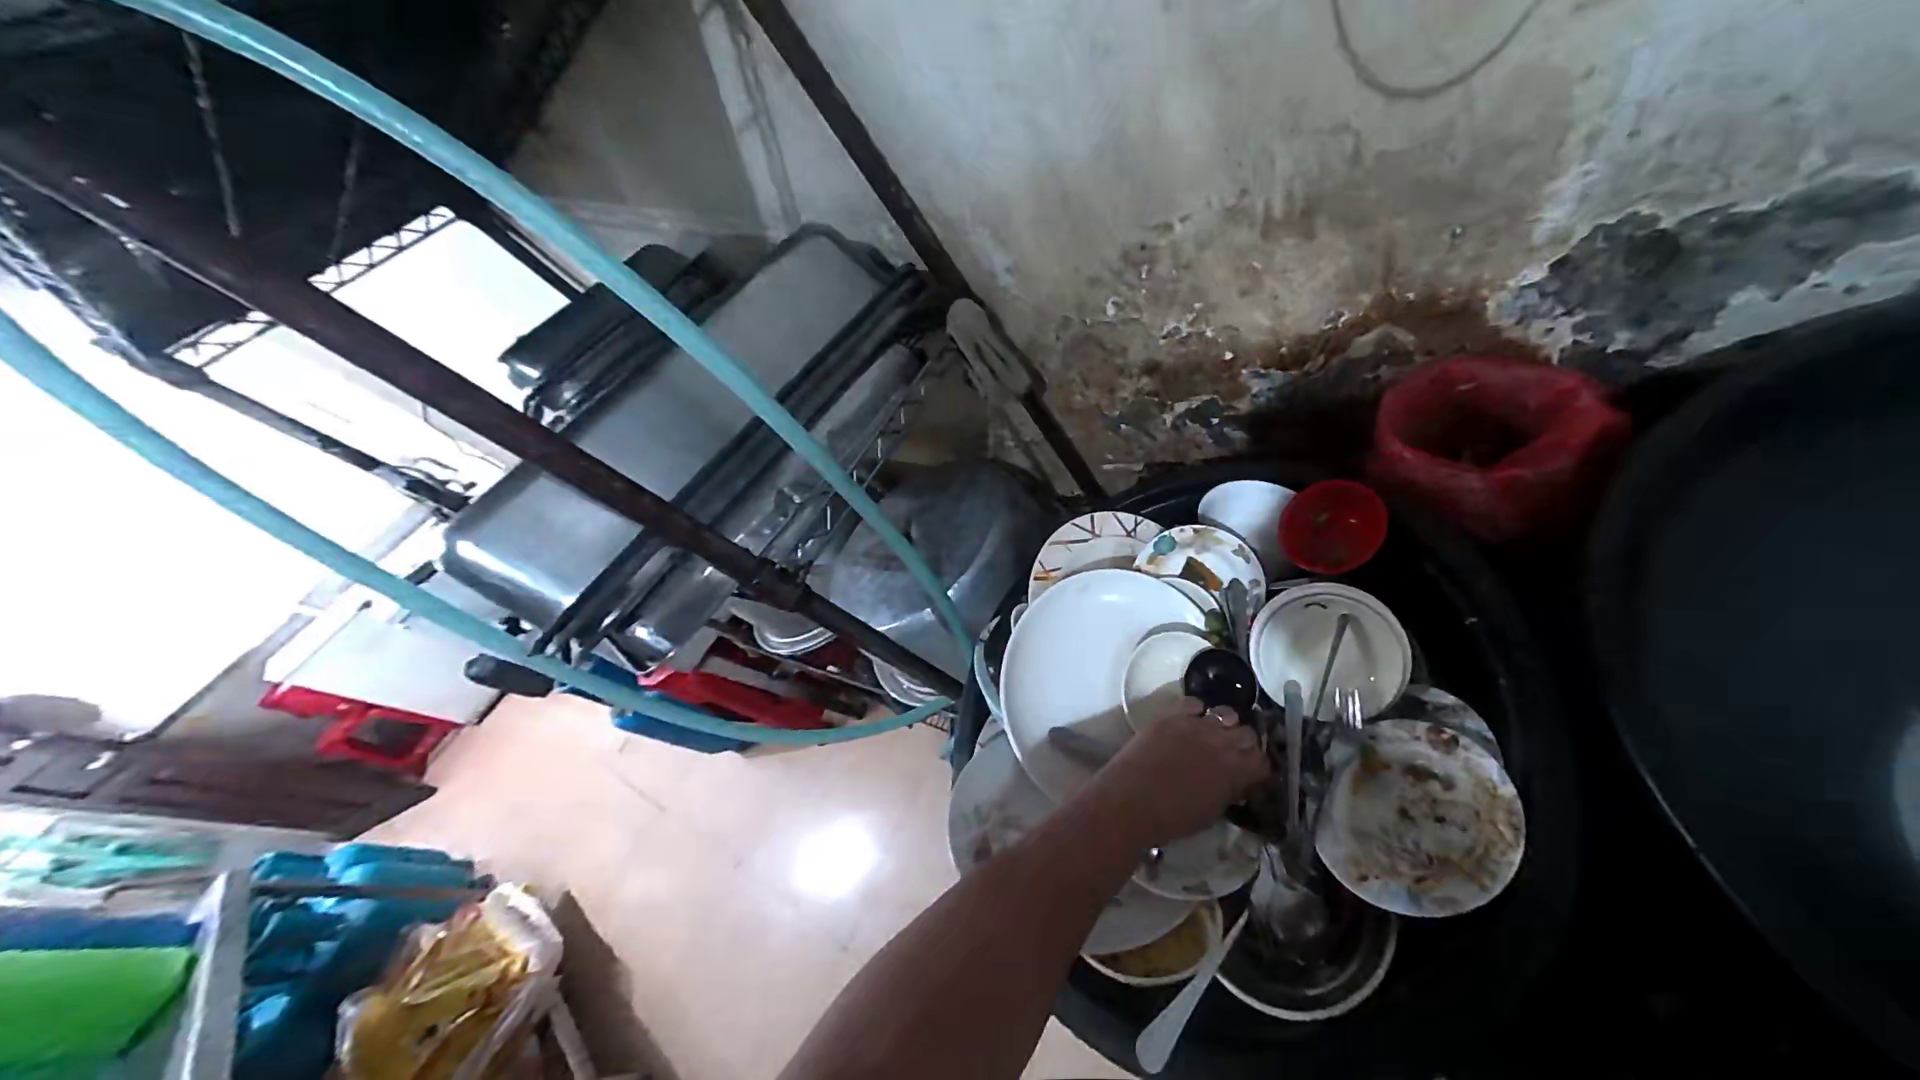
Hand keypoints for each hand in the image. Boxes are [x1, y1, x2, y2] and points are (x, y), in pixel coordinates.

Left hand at [1078, 698, 1270, 848]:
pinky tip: (1189, 720)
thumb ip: (1229, 791)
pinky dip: (1195, 710)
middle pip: (1247, 734)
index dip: (1258, 767)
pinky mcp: (1171, 717)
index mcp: (1237, 771)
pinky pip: (1193, 703)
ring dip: (1223, 724)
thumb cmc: (1172, 819)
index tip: (1252, 773)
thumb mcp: (1212, 812)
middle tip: (1232, 753)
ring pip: (1225, 714)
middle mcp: (1223, 743)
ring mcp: (1196, 725)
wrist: (1129, 802)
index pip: (1263, 761)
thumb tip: (1235, 782)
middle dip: (1243, 744)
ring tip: (1213, 734)